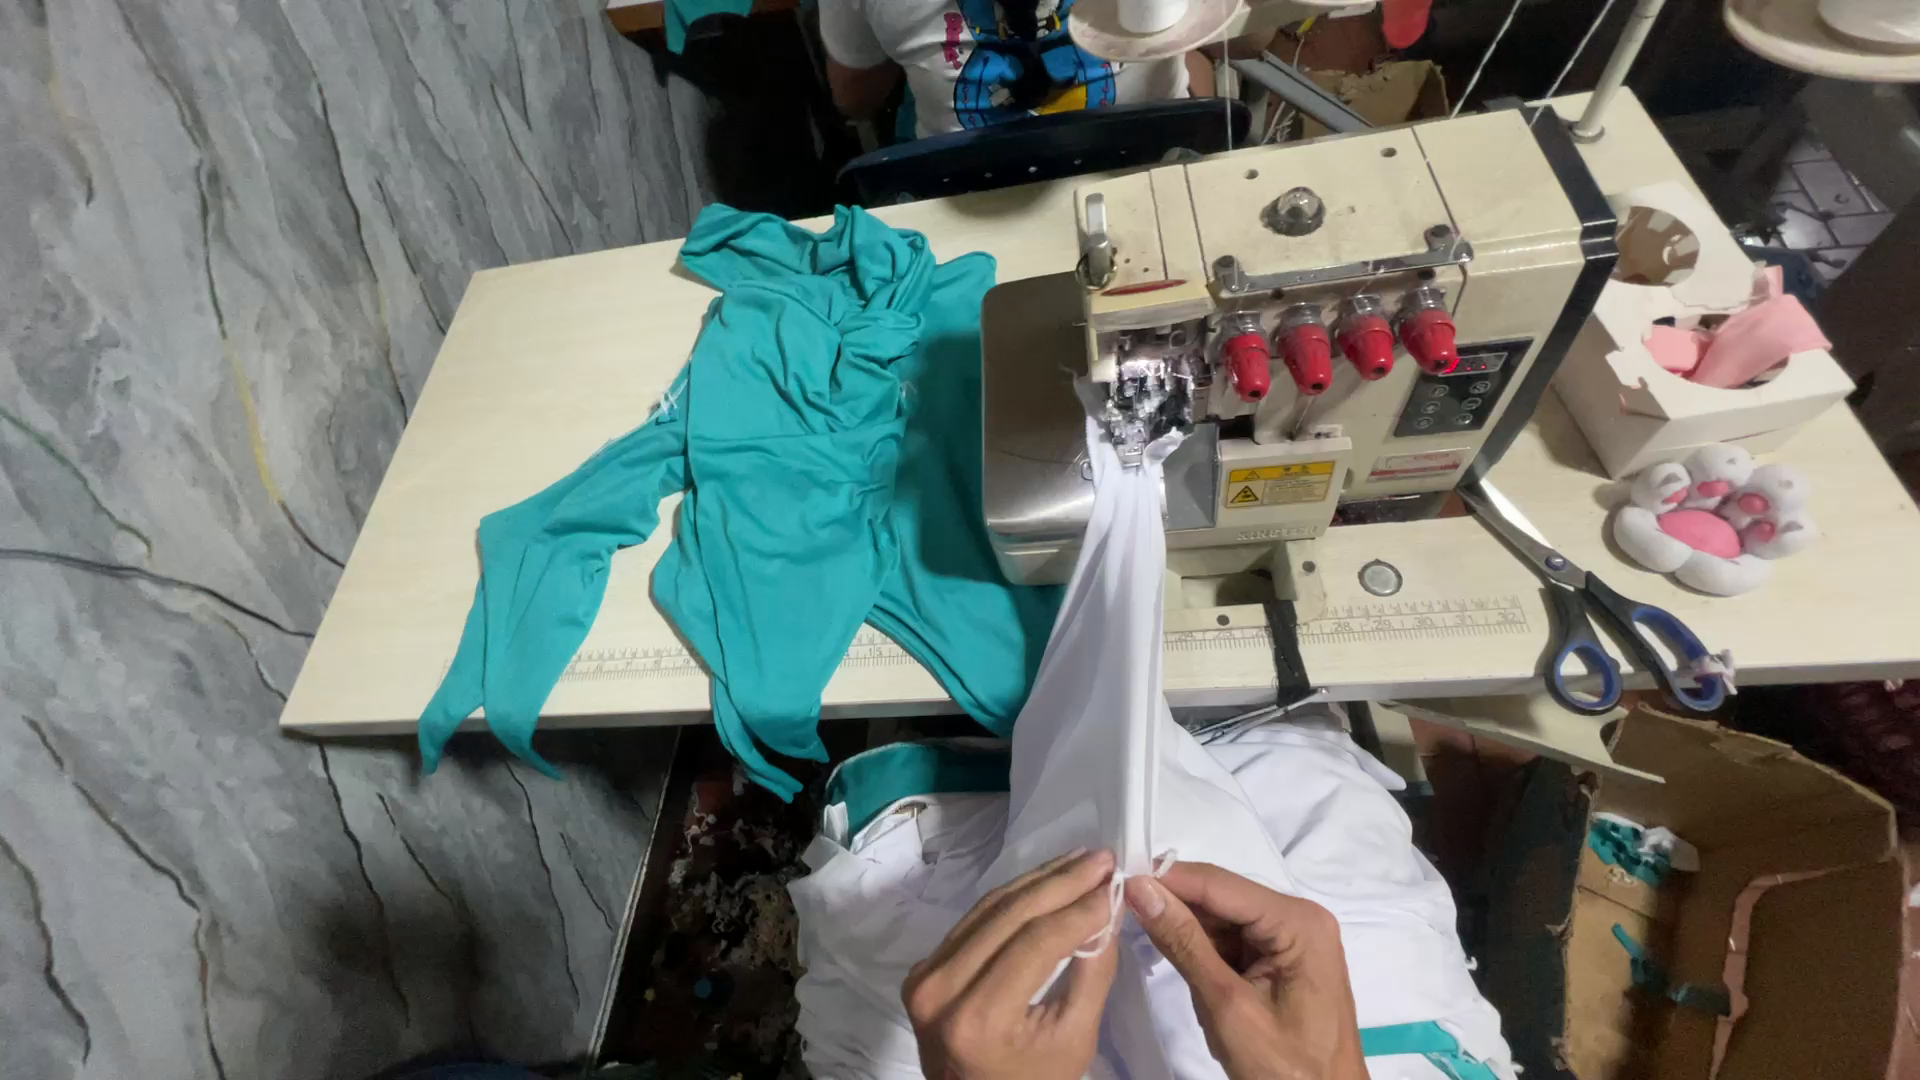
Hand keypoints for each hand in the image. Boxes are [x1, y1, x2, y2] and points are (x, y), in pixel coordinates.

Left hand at [903, 849, 1120, 1079]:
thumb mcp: (1074, 1042)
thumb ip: (1092, 972)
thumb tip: (1109, 905)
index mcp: (978, 1019)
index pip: (1036, 943)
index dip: (1078, 909)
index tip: (1114, 883)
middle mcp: (941, 989)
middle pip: (1010, 916)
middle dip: (1062, 882)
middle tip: (1101, 858)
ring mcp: (924, 974)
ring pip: (991, 907)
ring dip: (1040, 879)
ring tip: (1079, 859)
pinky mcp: (922, 966)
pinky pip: (975, 919)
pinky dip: (1014, 896)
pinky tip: (1045, 879)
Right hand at [1125, 862, 1366, 1079]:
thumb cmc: (1285, 1072)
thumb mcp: (1227, 1006)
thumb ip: (1182, 942)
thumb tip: (1138, 886)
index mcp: (1296, 922)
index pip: (1218, 883)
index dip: (1167, 878)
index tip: (1119, 877)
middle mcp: (1297, 915)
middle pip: (1219, 894)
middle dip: (1174, 902)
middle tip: (1122, 905)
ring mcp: (1290, 934)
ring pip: (1219, 913)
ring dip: (1185, 925)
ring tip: (1143, 929)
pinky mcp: (1279, 953)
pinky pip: (1230, 934)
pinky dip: (1201, 944)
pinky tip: (1177, 952)